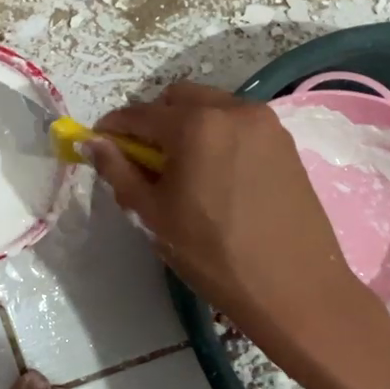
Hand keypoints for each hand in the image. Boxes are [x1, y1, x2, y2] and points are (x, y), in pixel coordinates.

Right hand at [82, 82, 379, 350]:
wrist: (297, 290)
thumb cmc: (214, 254)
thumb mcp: (152, 214)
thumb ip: (118, 170)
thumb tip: (92, 142)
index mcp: (196, 125)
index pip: (139, 114)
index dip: (113, 128)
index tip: (99, 145)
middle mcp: (233, 111)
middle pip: (177, 98)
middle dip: (154, 121)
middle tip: (145, 160)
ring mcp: (265, 124)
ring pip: (210, 107)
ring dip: (187, 125)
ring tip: (182, 170)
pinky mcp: (285, 143)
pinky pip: (237, 124)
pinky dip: (216, 136)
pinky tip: (214, 176)